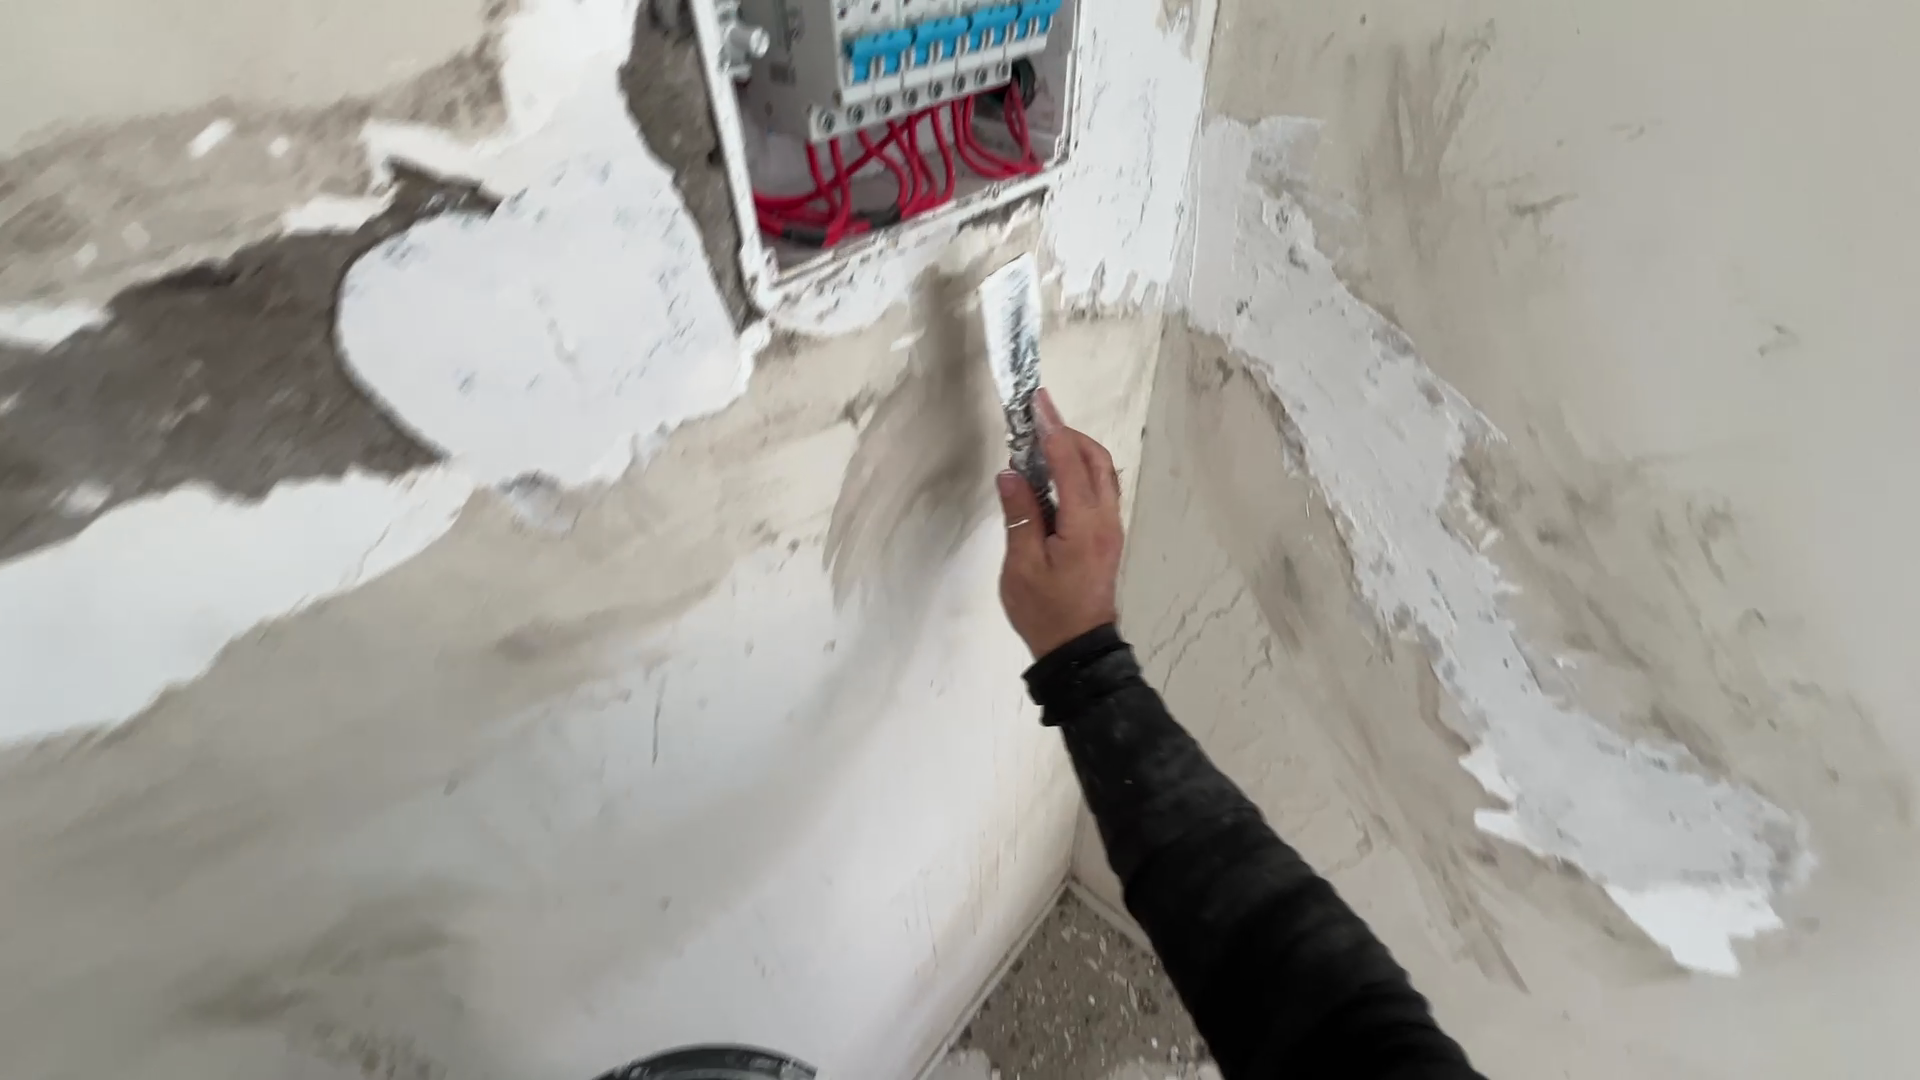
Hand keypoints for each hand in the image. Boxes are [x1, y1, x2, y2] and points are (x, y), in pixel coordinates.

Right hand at [996, 389, 1124, 658]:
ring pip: (1103, 473)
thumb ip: (1019, 514)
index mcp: (1084, 523)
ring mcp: (1112, 528)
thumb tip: (1011, 473)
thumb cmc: (1044, 611)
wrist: (1078, 649)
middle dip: (1069, 433)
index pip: (1070, 462)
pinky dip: (1081, 471)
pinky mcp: (1108, 537)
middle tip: (1038, 418)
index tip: (1038, 402)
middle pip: (1096, 459)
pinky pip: (1100, 490)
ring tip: (1045, 442)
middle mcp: (1106, 519)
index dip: (1052, 429)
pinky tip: (1057, 475)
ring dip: (1077, 450)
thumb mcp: (1021, 565)